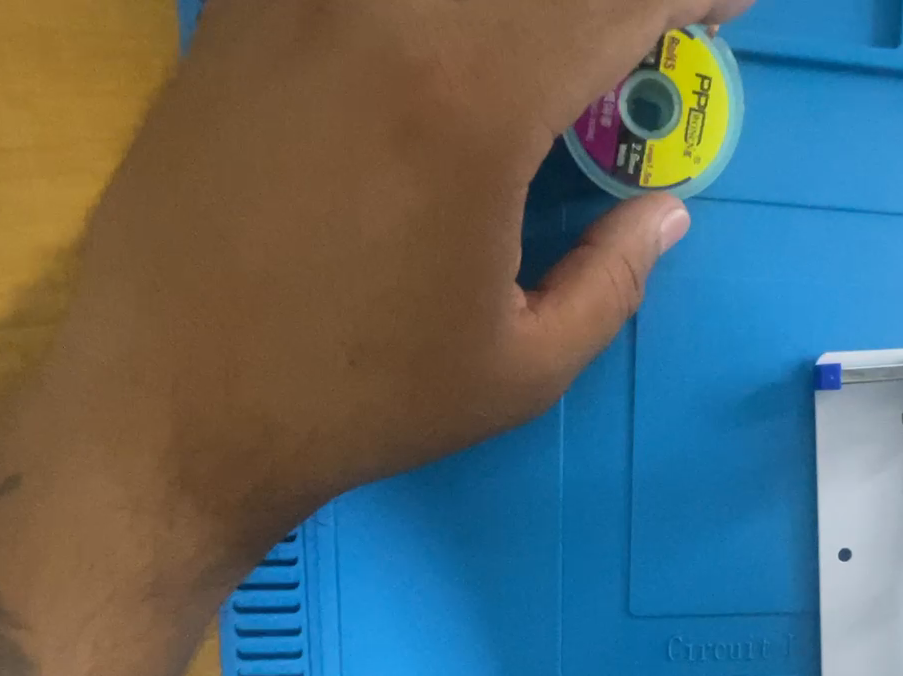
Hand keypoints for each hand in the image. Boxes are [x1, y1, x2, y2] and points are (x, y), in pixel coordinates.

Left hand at [30, 0, 751, 577]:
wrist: (175, 407)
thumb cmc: (364, 403)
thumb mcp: (524, 370)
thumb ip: (615, 281)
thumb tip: (665, 213)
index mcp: (473, 104)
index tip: (728, 3)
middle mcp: (383, 12)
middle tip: (642, 34)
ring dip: (522, 14)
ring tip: (555, 56)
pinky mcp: (239, 15)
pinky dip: (438, 16)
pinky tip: (454, 52)